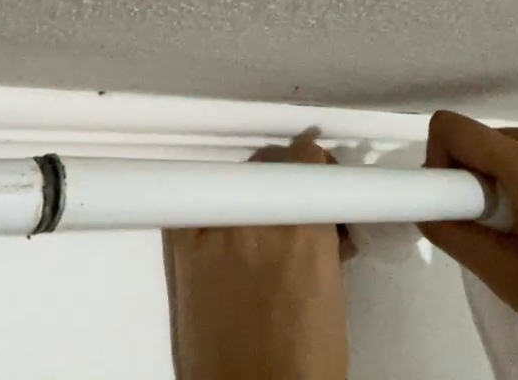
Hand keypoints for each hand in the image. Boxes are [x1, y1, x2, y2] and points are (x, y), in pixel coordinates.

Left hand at [164, 133, 350, 379]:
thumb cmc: (303, 360)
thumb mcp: (331, 292)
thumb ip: (324, 242)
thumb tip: (324, 221)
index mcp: (304, 230)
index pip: (306, 158)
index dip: (313, 163)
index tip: (316, 172)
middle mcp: (259, 217)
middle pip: (269, 165)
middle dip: (283, 179)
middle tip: (288, 207)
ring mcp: (217, 227)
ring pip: (236, 180)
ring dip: (249, 193)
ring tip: (255, 226)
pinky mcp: (185, 244)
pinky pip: (198, 201)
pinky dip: (212, 207)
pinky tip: (221, 225)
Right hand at [417, 112, 517, 379]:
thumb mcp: (501, 275)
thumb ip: (449, 229)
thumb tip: (423, 205)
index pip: (454, 129)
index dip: (437, 163)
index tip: (452, 207)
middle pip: (484, 139)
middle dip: (473, 179)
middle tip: (495, 234)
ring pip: (511, 148)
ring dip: (502, 182)